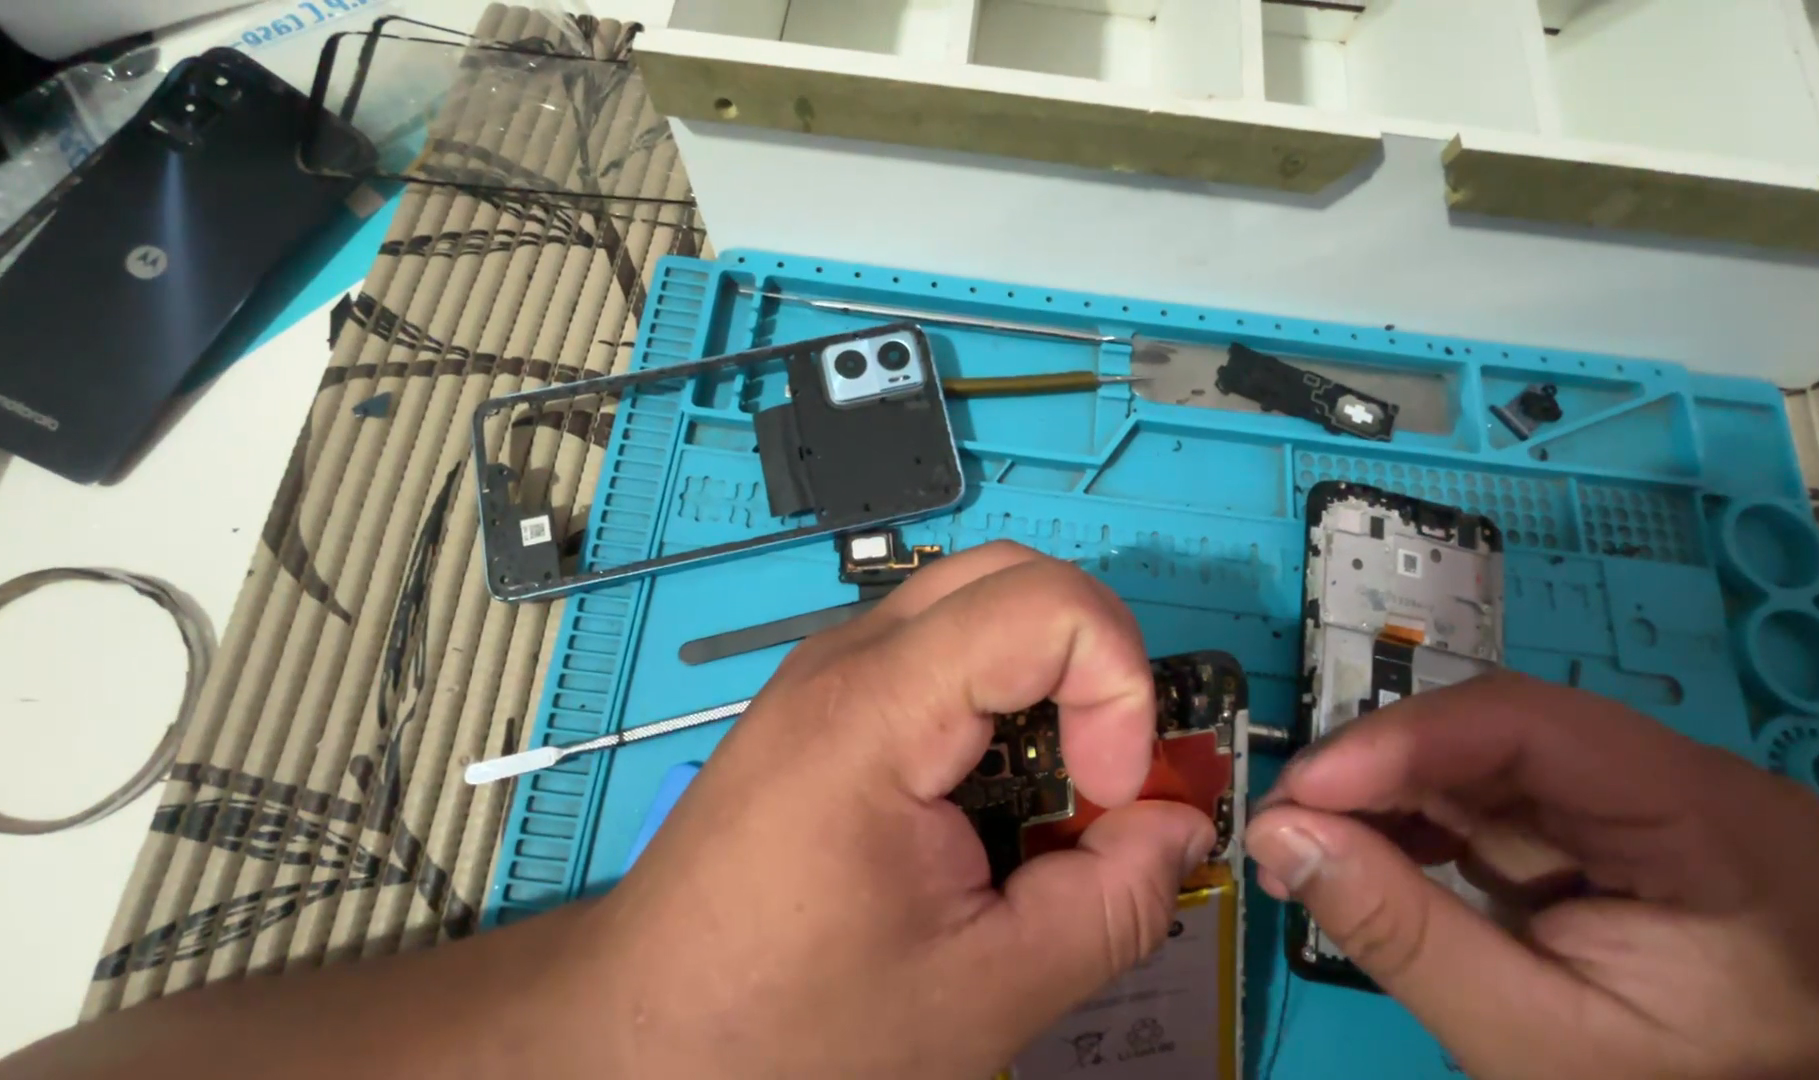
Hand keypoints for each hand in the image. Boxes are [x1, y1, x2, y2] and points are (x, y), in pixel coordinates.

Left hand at [598, 542, 1216, 1077]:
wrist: (640, 1031)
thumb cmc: (791, 1029)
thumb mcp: (985, 991)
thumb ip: (1112, 904)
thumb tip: (1178, 826)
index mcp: (876, 709)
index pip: (1044, 602)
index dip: (1116, 681)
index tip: (1110, 791)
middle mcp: (847, 658)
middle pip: (1013, 576)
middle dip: (1092, 657)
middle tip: (1099, 772)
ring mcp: (829, 668)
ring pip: (977, 602)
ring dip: (1046, 674)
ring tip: (1049, 788)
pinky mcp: (826, 696)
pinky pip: (939, 648)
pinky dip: (998, 691)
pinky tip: (988, 788)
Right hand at [1249, 672, 1818, 1078]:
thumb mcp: (1534, 1043)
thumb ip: (1400, 934)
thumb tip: (1271, 833)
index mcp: (1720, 827)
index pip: (1534, 727)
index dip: (1401, 740)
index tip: (1300, 791)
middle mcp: (1683, 781)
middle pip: (1491, 733)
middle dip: (1371, 772)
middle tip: (1280, 824)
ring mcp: (1637, 798)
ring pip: (1468, 756)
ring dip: (1376, 795)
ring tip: (1303, 848)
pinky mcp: (1594, 822)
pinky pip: (1477, 794)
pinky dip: (1406, 821)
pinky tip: (1362, 858)